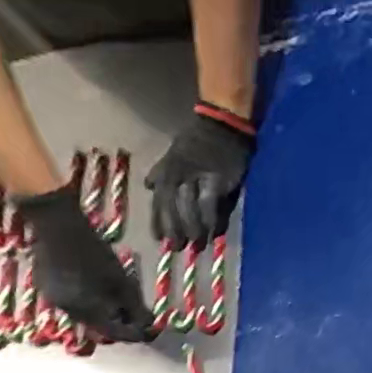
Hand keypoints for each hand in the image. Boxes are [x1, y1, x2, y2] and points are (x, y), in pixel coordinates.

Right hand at [18, 182, 153, 342]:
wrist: (56, 224)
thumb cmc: (94, 251)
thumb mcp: (121, 280)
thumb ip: (135, 307)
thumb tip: (148, 326)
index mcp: (88, 314)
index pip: (115, 334)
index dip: (134, 334)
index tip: (149, 331)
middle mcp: (70, 314)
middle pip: (100, 327)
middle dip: (119, 323)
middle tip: (134, 315)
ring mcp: (56, 303)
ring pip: (86, 316)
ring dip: (103, 313)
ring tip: (117, 301)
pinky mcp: (47, 291)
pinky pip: (72, 304)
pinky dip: (88, 302)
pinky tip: (95, 290)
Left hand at [145, 105, 254, 247]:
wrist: (222, 124)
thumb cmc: (197, 140)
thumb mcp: (174, 152)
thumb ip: (161, 171)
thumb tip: (148, 186)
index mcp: (167, 170)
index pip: (158, 200)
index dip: (157, 222)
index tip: (159, 240)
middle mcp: (179, 175)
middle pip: (173, 208)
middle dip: (174, 230)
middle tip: (178, 248)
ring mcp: (198, 178)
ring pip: (191, 210)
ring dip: (194, 230)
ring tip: (197, 245)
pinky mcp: (217, 181)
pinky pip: (212, 207)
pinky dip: (213, 222)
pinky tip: (214, 233)